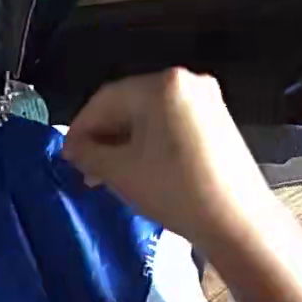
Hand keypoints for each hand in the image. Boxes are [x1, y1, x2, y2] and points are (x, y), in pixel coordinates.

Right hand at [63, 69, 273, 240]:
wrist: (234, 219)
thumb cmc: (172, 189)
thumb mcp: (118, 171)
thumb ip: (87, 153)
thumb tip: (74, 148)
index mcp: (161, 85)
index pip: (104, 100)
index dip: (79, 128)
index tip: (66, 156)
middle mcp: (186, 82)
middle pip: (127, 104)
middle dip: (102, 136)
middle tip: (85, 168)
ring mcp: (205, 101)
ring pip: (147, 116)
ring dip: (121, 142)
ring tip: (107, 173)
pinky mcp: (215, 122)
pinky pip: (168, 124)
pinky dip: (146, 143)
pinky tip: (135, 168)